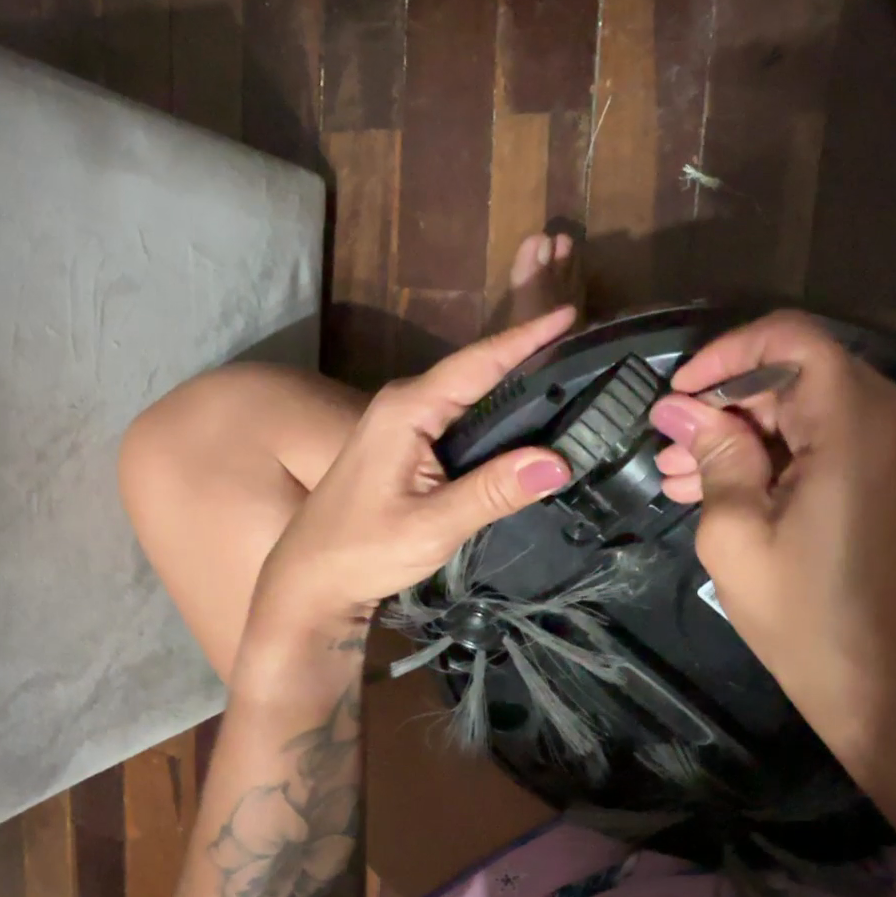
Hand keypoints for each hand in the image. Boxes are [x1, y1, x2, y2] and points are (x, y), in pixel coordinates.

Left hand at [239, 308, 578, 658]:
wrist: (310, 582)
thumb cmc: (361, 552)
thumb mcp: (432, 526)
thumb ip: (494, 492)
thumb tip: (559, 462)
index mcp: (407, 409)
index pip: (478, 363)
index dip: (526, 338)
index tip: (570, 314)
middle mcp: (405, 403)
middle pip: (477, 369)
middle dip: (529, 352)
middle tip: (584, 346)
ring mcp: (406, 423)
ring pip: (471, 392)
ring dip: (516, 382)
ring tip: (570, 373)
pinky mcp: (410, 444)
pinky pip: (463, 416)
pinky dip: (498, 412)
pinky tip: (529, 421)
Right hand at [646, 311, 895, 734]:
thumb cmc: (810, 622)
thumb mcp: (737, 536)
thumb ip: (713, 454)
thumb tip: (679, 408)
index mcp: (863, 420)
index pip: (790, 338)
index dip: (725, 354)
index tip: (679, 393)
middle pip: (803, 376)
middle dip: (731, 409)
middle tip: (671, 450)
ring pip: (820, 409)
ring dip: (756, 437)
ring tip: (686, 479)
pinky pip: (848, 438)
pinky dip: (795, 455)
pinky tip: (738, 489)